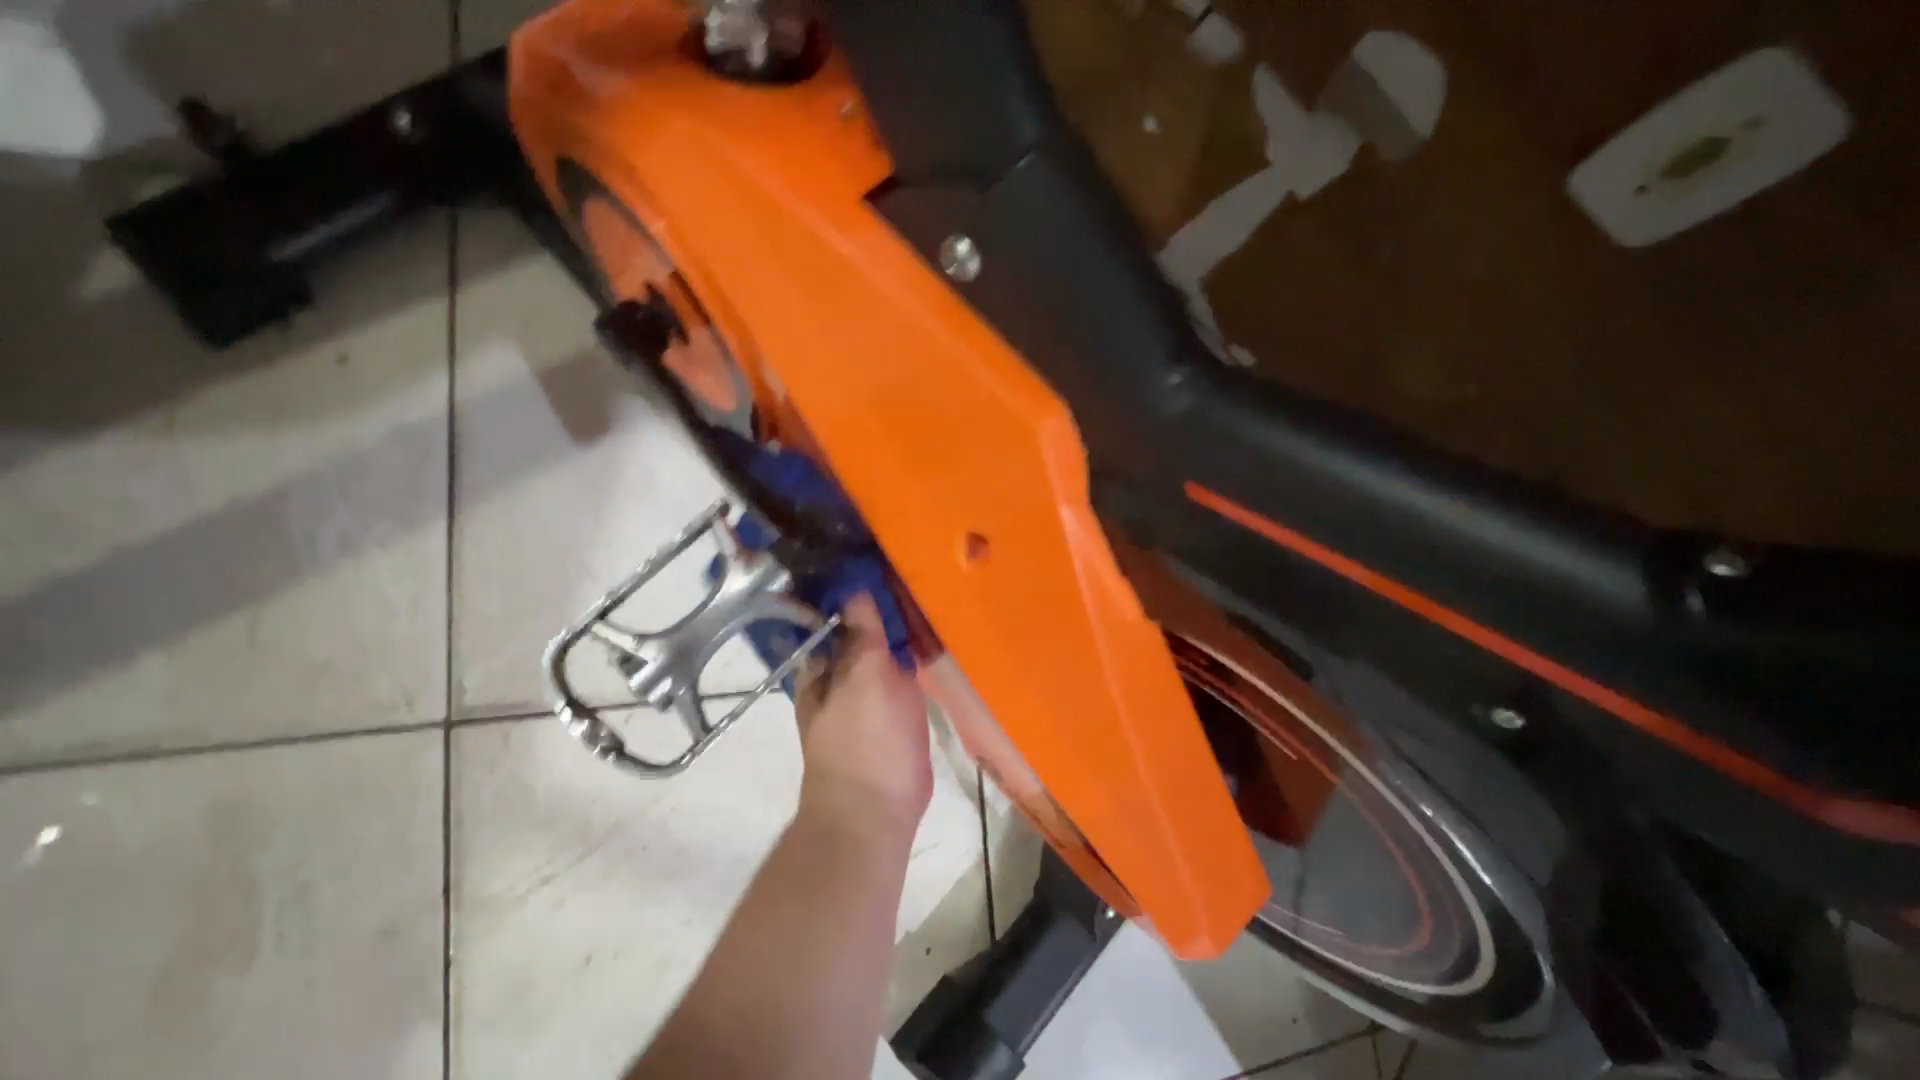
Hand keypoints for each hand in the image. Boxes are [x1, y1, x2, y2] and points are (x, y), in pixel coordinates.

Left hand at [794, 594, 932, 838]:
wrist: (874, 813)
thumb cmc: (866, 741)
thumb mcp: (865, 676)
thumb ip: (863, 633)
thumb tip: (855, 589)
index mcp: (820, 670)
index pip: (837, 619)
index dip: (858, 595)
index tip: (887, 569)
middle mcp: (837, 684)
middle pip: (861, 639)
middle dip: (882, 617)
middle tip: (917, 585)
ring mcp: (864, 705)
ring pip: (882, 661)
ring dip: (898, 641)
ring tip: (928, 609)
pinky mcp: (890, 724)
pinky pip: (900, 685)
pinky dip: (911, 668)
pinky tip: (932, 653)